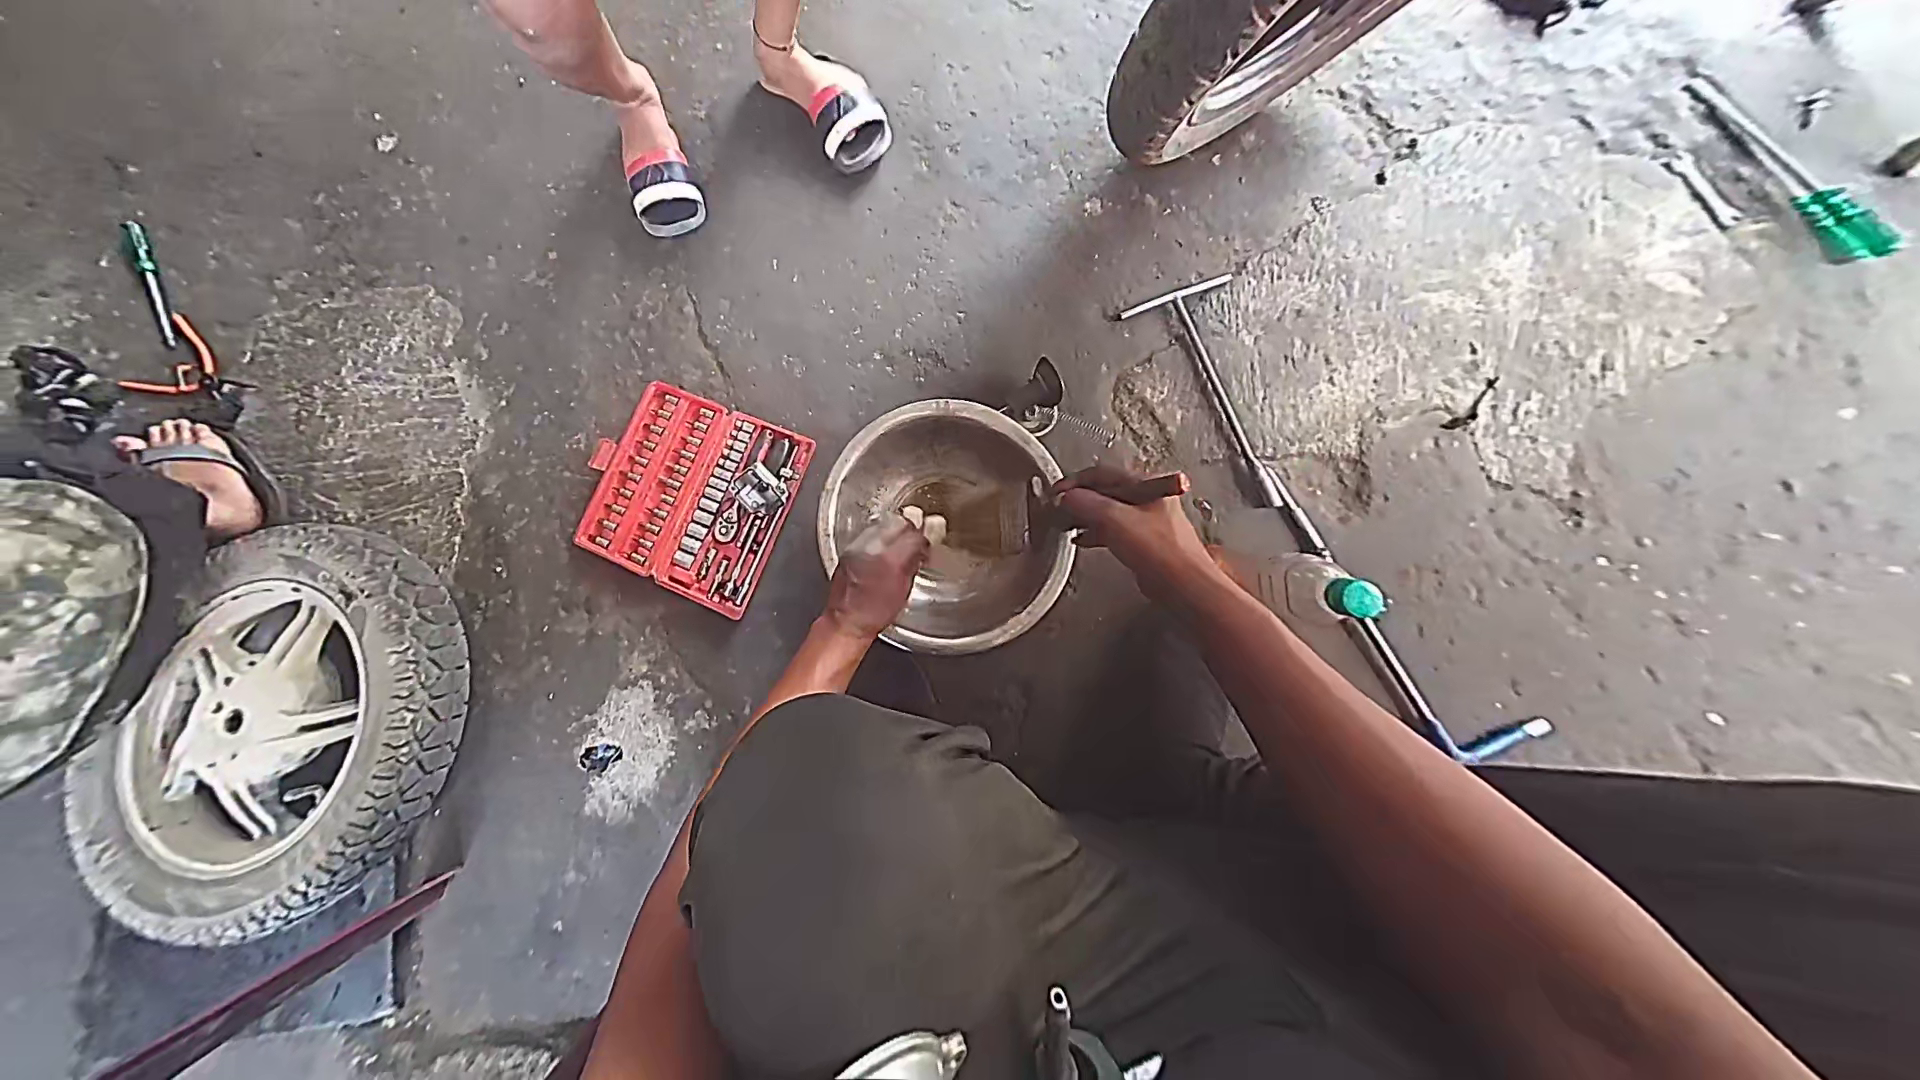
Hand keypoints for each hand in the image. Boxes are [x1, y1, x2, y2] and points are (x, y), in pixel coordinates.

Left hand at [823, 514, 931, 638]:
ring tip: (898, 545)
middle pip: (897, 523)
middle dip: (909, 529)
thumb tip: (922, 548)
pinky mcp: (849, 548)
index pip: (914, 535)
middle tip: (915, 540)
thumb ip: (914, 563)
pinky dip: (880, 537)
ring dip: (894, 531)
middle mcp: (872, 549)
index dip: (924, 538)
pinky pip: (870, 533)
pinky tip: (883, 549)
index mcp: (891, 561)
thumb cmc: (875, 613)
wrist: (846, 621)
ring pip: (883, 524)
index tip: (926, 544)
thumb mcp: (904, 589)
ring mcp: (858, 546)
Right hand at [1055, 464, 1223, 604]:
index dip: (1075, 482)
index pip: (1102, 474)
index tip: (1056, 493)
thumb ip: (1087, 504)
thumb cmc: (1162, 552)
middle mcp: (1148, 498)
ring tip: (1065, 523)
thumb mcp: (1116, 520)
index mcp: (1147, 484)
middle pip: (1105, 491)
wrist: (1183, 586)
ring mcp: (1147, 520)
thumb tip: (1067, 497)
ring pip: (1107, 511)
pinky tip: (1082, 539)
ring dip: (1084, 516)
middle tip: (1058, 508)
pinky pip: (1113, 529)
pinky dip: (1094, 532)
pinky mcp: (1143, 541)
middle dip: (1078, 499)